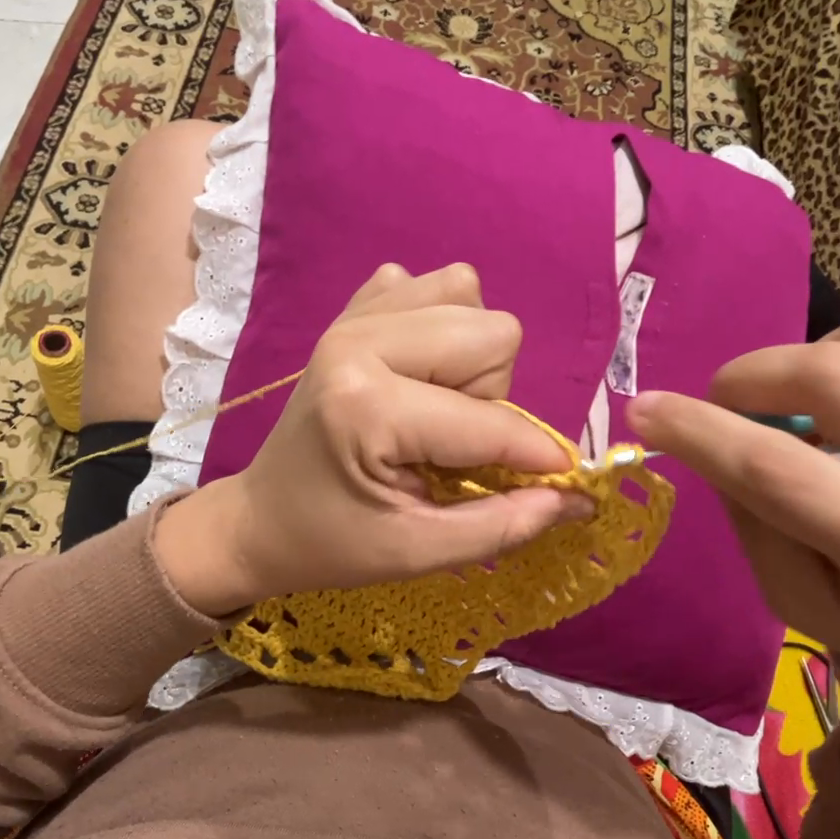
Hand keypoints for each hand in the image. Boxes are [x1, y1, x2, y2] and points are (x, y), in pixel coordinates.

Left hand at [157, 264, 588, 615]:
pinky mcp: (351, 309)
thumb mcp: (416, 552)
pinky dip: (442, 325)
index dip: (536, 457)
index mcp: (369, 406)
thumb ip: (502, 525)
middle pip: (494, 333)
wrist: (261, 519)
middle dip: (493, 400)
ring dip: (471, 357)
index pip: (488, 420)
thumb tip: (577, 499)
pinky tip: (415, 373)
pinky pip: (430, 285)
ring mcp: (353, 315)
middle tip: (453, 448)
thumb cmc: (332, 543)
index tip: (560, 485)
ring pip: (468, 296)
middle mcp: (361, 341)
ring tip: (436, 407)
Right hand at [627, 302, 839, 705]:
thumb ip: (750, 509)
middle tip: (733, 400)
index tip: (644, 410)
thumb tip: (714, 428)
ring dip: (821, 354)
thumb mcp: (791, 592)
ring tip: (813, 399)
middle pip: (839, 378)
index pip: (780, 469)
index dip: (699, 430)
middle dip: (756, 376)